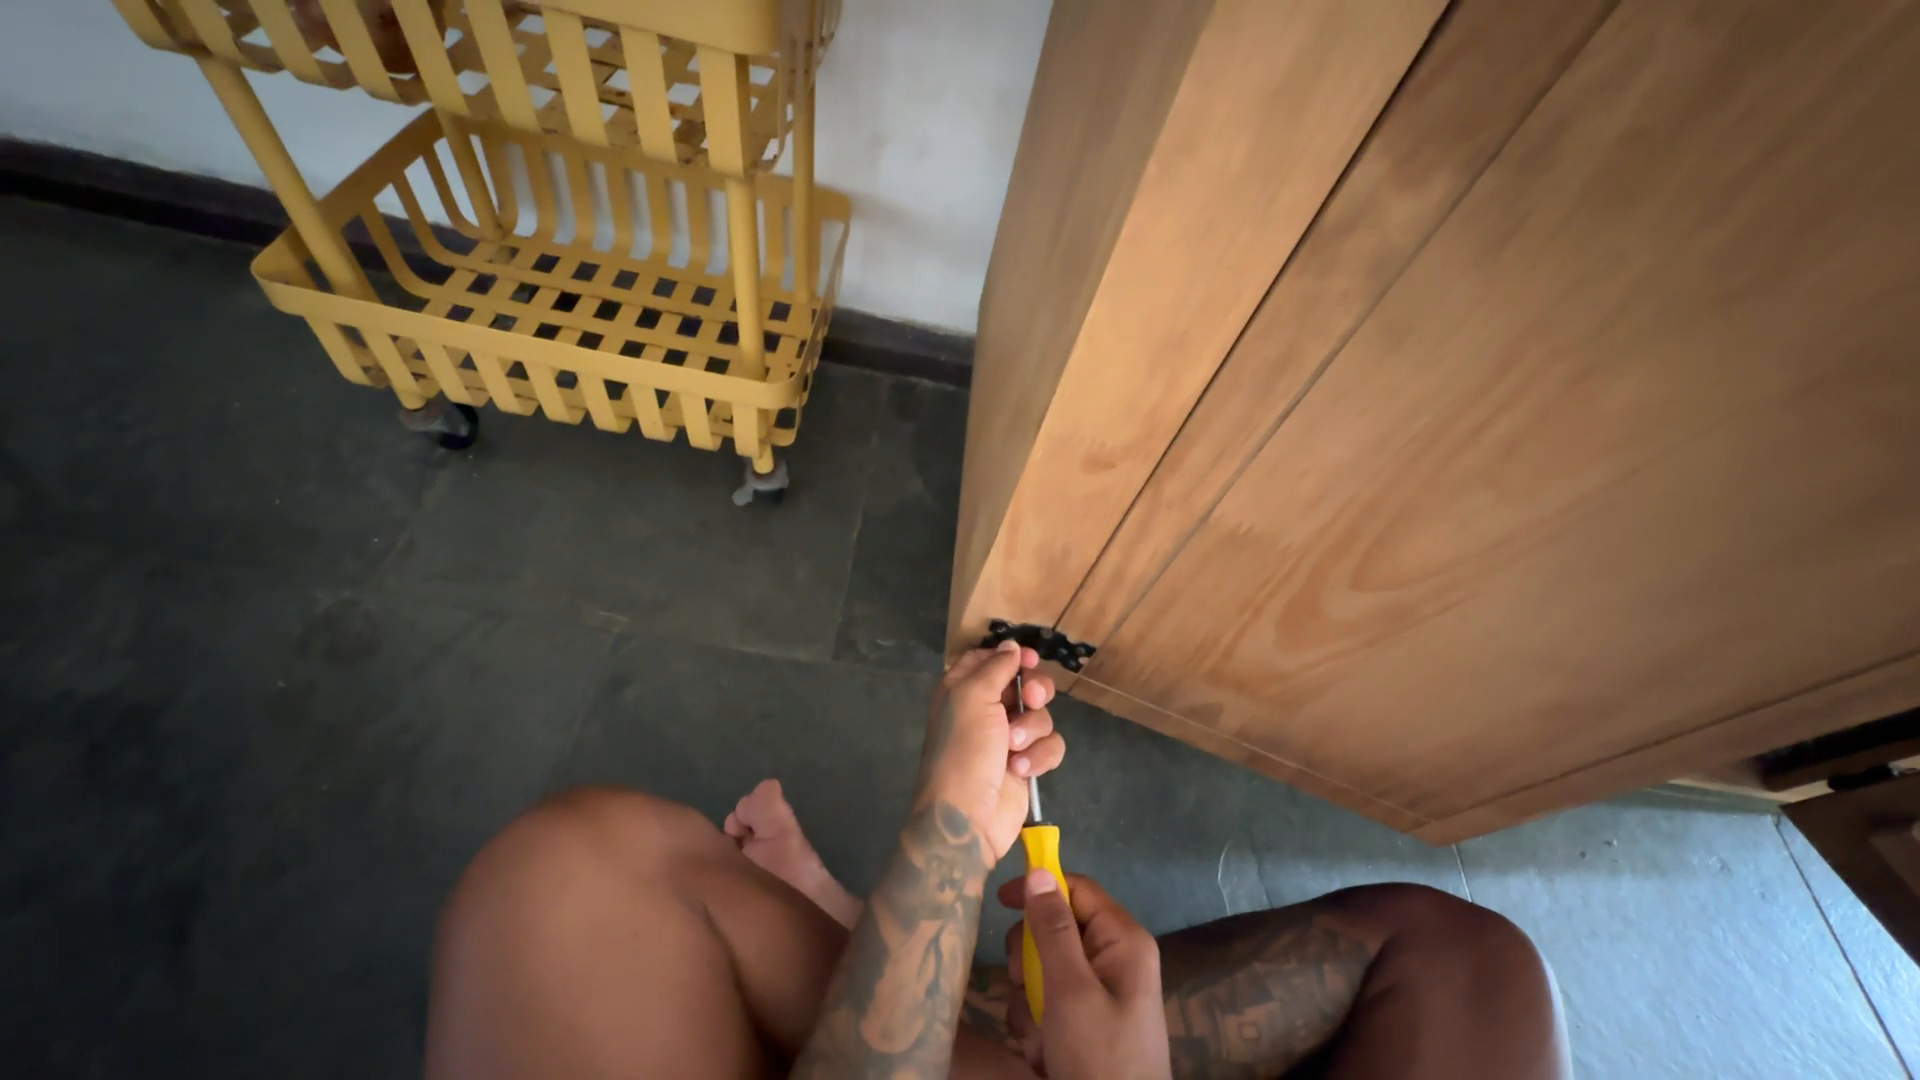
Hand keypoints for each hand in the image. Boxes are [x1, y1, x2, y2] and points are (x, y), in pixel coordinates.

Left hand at [917, 642, 1065, 859]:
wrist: (967, 817)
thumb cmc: (963, 750)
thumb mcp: (972, 697)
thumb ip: (995, 667)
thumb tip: (1011, 646)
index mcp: (963, 689)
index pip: (990, 659)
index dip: (1011, 656)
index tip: (1030, 660)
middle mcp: (985, 710)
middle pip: (1024, 683)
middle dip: (1034, 691)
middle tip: (1031, 698)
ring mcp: (1007, 738)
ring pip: (1041, 715)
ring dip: (1032, 730)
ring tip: (1013, 749)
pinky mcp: (1026, 764)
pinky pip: (1050, 746)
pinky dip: (1040, 756)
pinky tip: (1022, 770)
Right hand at [1001, 871, 1170, 1079]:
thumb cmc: (1099, 1056)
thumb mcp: (1070, 990)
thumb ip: (1052, 929)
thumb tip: (1039, 871)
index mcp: (1122, 940)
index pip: (1077, 889)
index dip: (1039, 888)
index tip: (1000, 900)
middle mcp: (1113, 958)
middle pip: (1055, 928)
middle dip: (1030, 958)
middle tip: (1023, 983)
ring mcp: (1099, 992)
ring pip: (1044, 967)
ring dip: (1030, 998)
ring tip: (1040, 1033)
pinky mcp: (1085, 1021)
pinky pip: (1047, 1001)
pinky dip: (1037, 1023)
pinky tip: (1043, 1051)